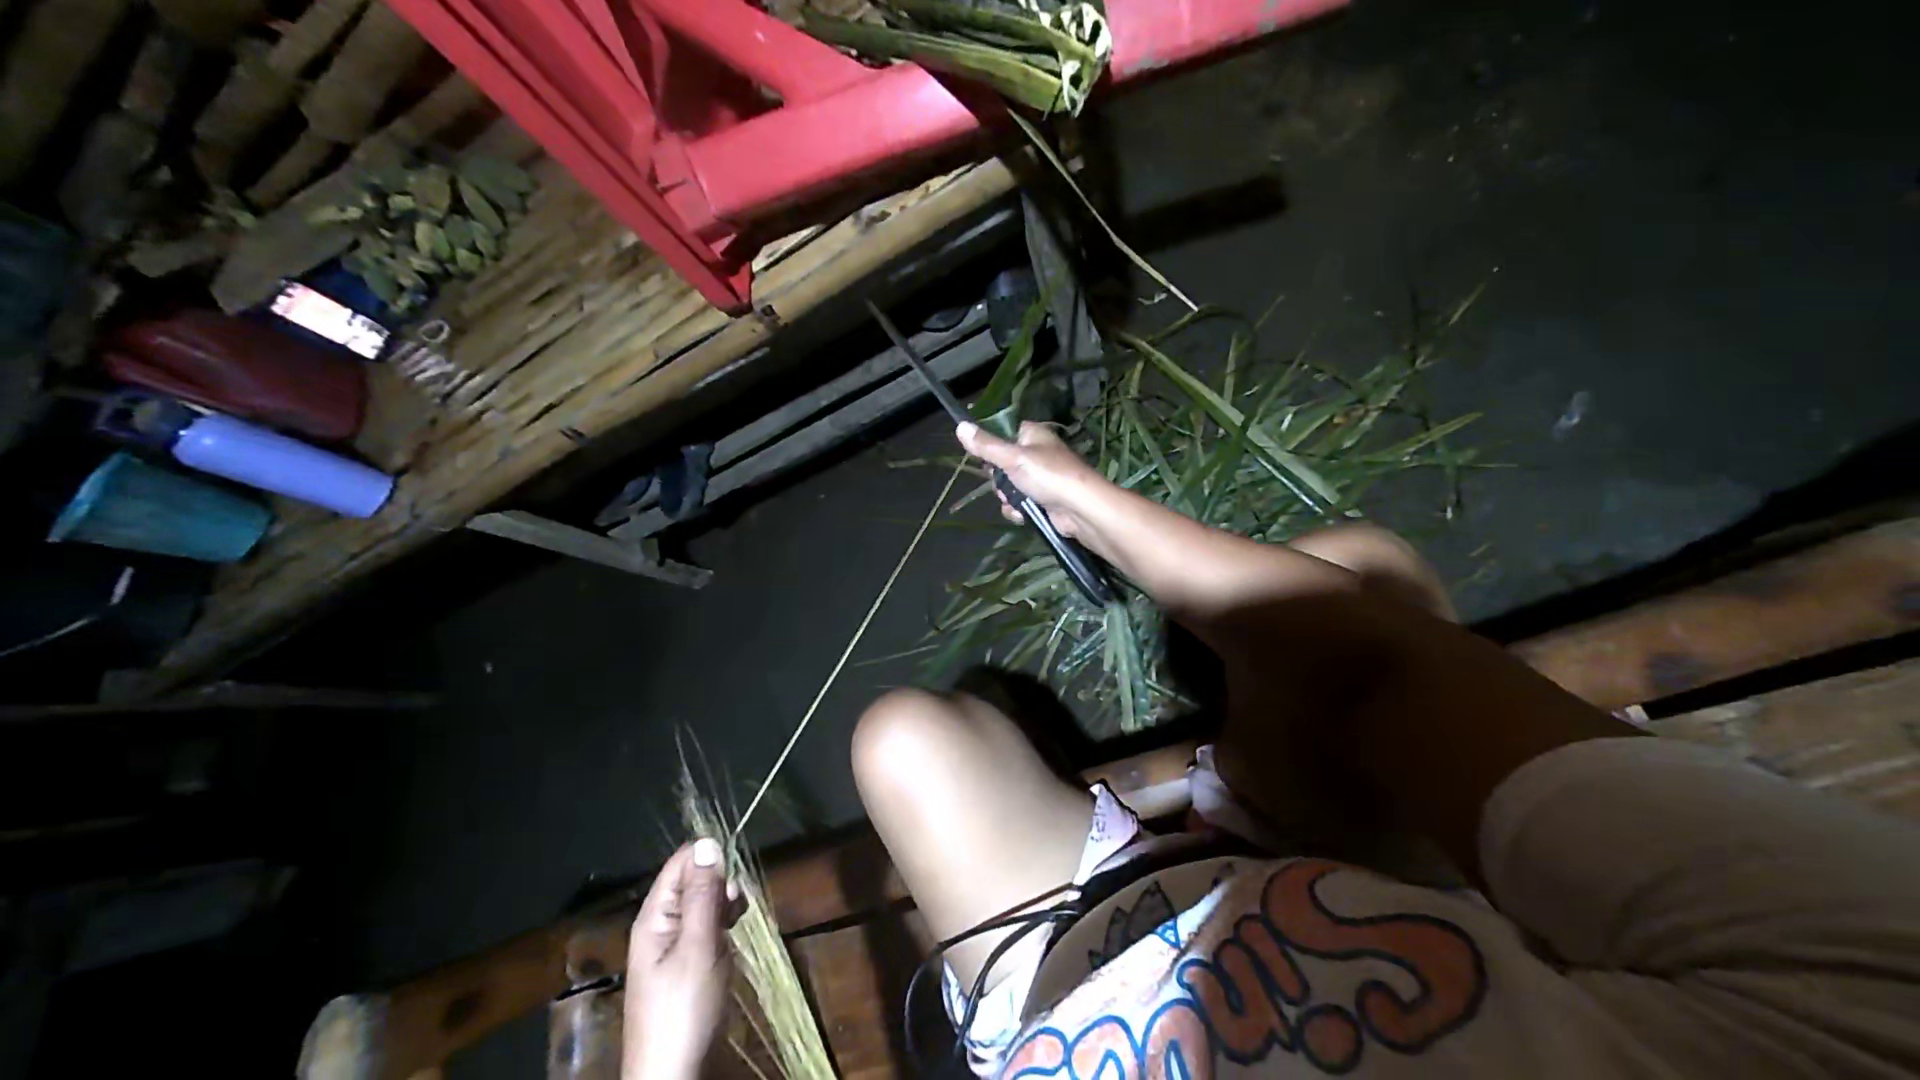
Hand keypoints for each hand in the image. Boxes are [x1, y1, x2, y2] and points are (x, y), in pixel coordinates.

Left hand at [623, 838, 737, 1079]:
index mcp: (654, 917)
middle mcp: (661, 926)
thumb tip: (707, 841)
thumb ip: (703, 894)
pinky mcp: (688, 966)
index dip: (708, 857)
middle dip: (720, 883)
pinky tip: (735, 934)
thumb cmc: (683, 1010)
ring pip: (703, 905)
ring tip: (739, 919)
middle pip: (692, 882)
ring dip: (725, 904)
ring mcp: (674, 948)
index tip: (735, 871)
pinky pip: (707, 929)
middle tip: (738, 905)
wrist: (672, 1079)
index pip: (680, 864)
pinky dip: (724, 925)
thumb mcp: (698, 947)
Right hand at [955, 421, 1119, 547]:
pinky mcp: (1044, 499)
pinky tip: (1023, 514)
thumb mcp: (1012, 457)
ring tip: (1017, 502)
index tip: (986, 459)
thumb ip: (985, 445)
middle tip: (1005, 484)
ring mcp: (1042, 478)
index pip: (1004, 434)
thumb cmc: (1048, 475)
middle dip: (999, 480)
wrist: (1080, 509)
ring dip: (1008, 497)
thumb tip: (960, 426)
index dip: (992, 448)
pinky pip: (1020, 502)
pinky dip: (1018, 509)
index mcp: (1033, 434)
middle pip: (1003, 464)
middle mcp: (1038, 453)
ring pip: (1009, 486)